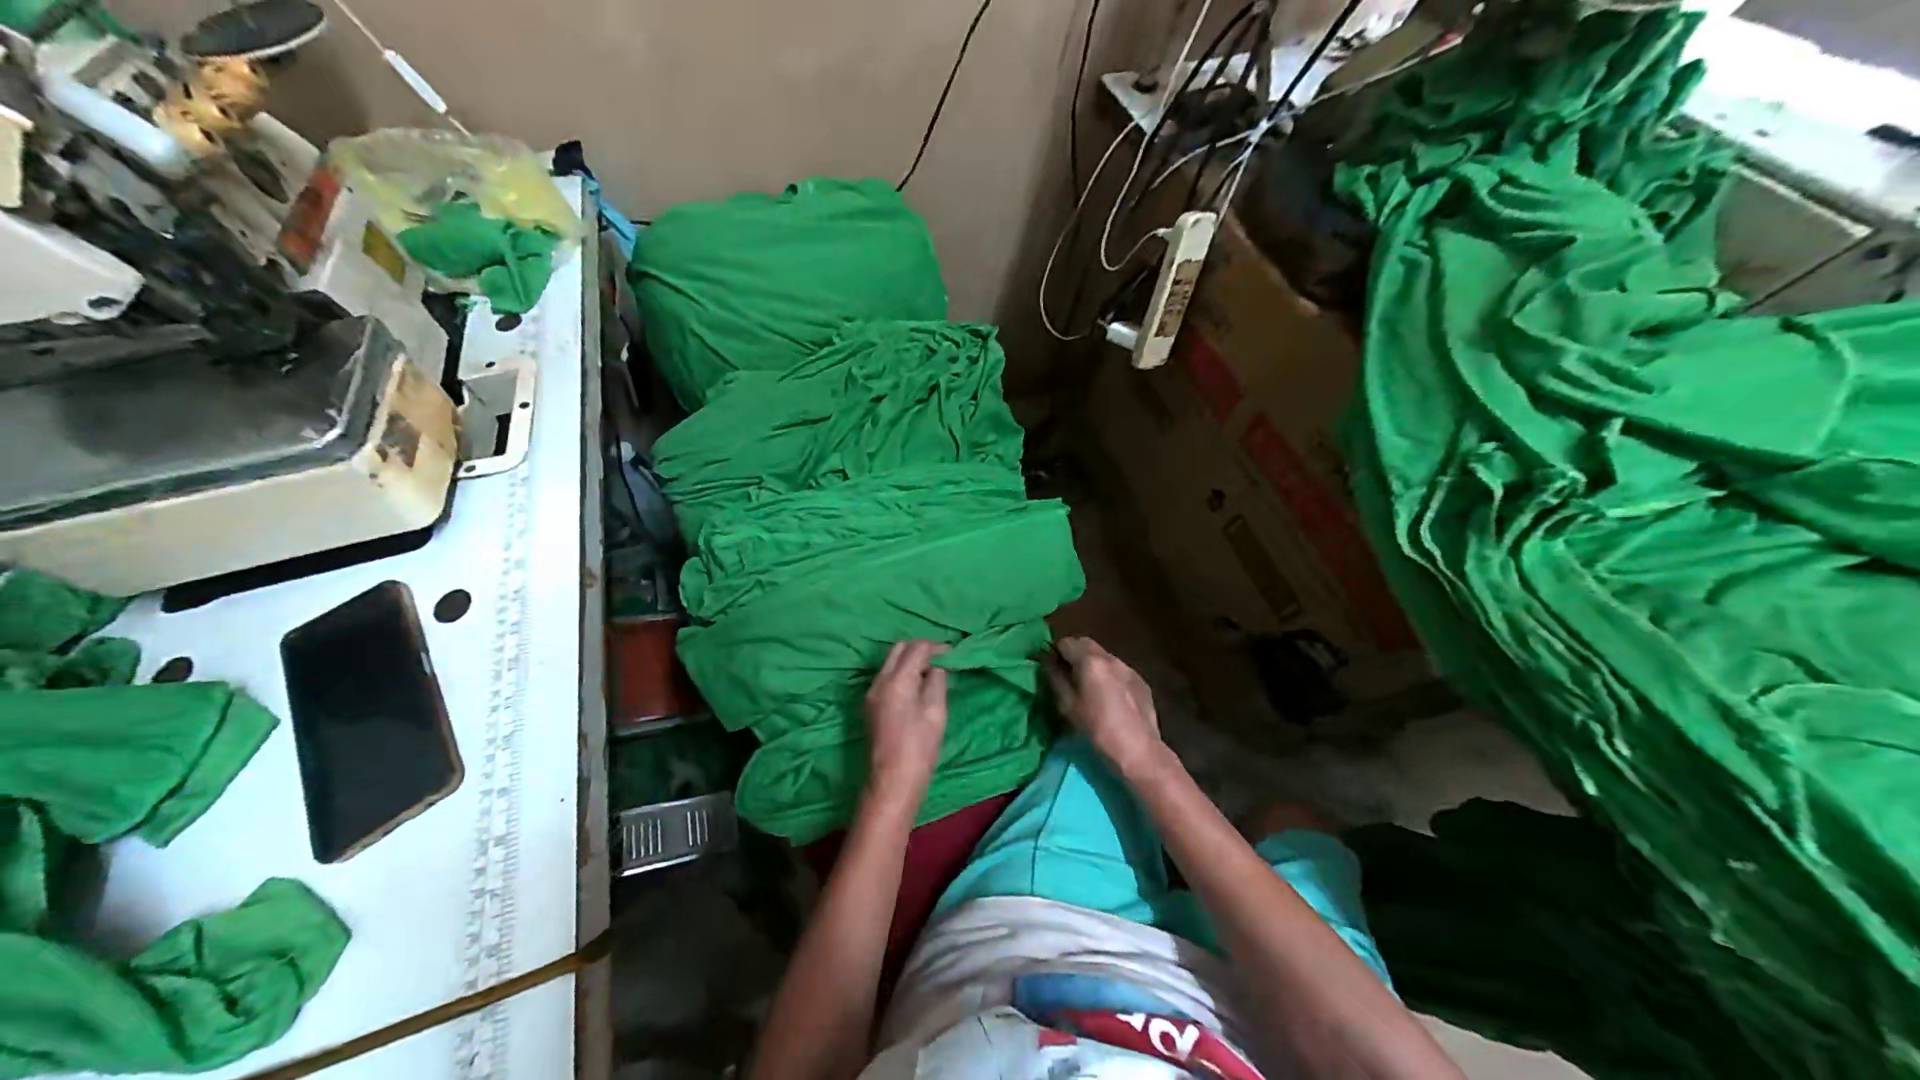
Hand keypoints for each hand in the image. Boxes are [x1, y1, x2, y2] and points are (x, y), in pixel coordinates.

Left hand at [863, 640, 949, 808]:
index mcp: (897, 681)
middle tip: (941, 659)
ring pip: (890, 662)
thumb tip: (936, 667)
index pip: (916, 648)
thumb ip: (936, 682)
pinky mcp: (870, 705)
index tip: (952, 653)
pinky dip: (902, 672)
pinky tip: (917, 686)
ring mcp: (871, 693)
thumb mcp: (936, 711)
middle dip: (920, 648)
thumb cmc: (919, 747)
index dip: (936, 647)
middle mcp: (879, 681)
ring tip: (931, 671)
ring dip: (910, 660)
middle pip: (899, 649)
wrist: (892, 781)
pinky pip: (886, 677)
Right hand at [1048, 637, 1166, 775]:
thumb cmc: (1096, 729)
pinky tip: (1110, 699)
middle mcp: (1111, 658)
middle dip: (1074, 655)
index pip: (1065, 642)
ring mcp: (1129, 669)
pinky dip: (1109, 676)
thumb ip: (1055, 678)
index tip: (1052, 670)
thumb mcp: (1067, 706)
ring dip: (1093, 665)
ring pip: (1104, 657)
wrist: (1138, 751)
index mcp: (1090, 661)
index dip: (1055, 653)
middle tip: (1068, 677)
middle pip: (1086, 644)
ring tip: (1089, 689)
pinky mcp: (1141, 682)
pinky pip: (1119, 671)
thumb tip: (1049, 662)